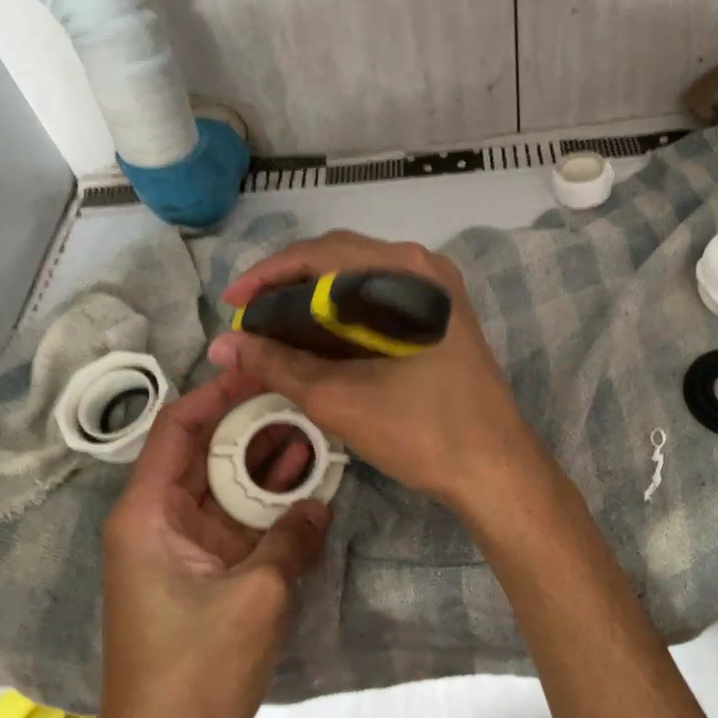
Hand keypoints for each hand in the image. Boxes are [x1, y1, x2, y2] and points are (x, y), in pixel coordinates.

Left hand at [76, 368, 330, 717]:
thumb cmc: (195, 668)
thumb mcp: (256, 596)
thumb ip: (292, 538)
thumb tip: (319, 503)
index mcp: (148, 514)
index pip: (177, 428)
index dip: (218, 393)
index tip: (266, 368)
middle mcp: (159, 520)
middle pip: (206, 452)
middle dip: (256, 426)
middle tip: (309, 399)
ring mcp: (182, 548)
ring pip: (226, 486)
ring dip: (269, 465)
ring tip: (319, 434)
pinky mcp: (203, 573)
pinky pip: (237, 521)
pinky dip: (270, 504)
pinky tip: (310, 487)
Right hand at [206, 230, 545, 508]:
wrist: (494, 465)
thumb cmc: (420, 430)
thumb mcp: (338, 398)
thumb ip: (276, 364)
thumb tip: (222, 345)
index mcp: (404, 271)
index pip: (320, 253)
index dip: (267, 275)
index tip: (231, 305)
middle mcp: (424, 266)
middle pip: (340, 258)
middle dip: (288, 285)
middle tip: (249, 320)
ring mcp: (439, 288)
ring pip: (361, 277)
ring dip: (316, 299)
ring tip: (275, 330)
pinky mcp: (444, 312)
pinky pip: (382, 295)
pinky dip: (346, 311)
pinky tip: (320, 338)